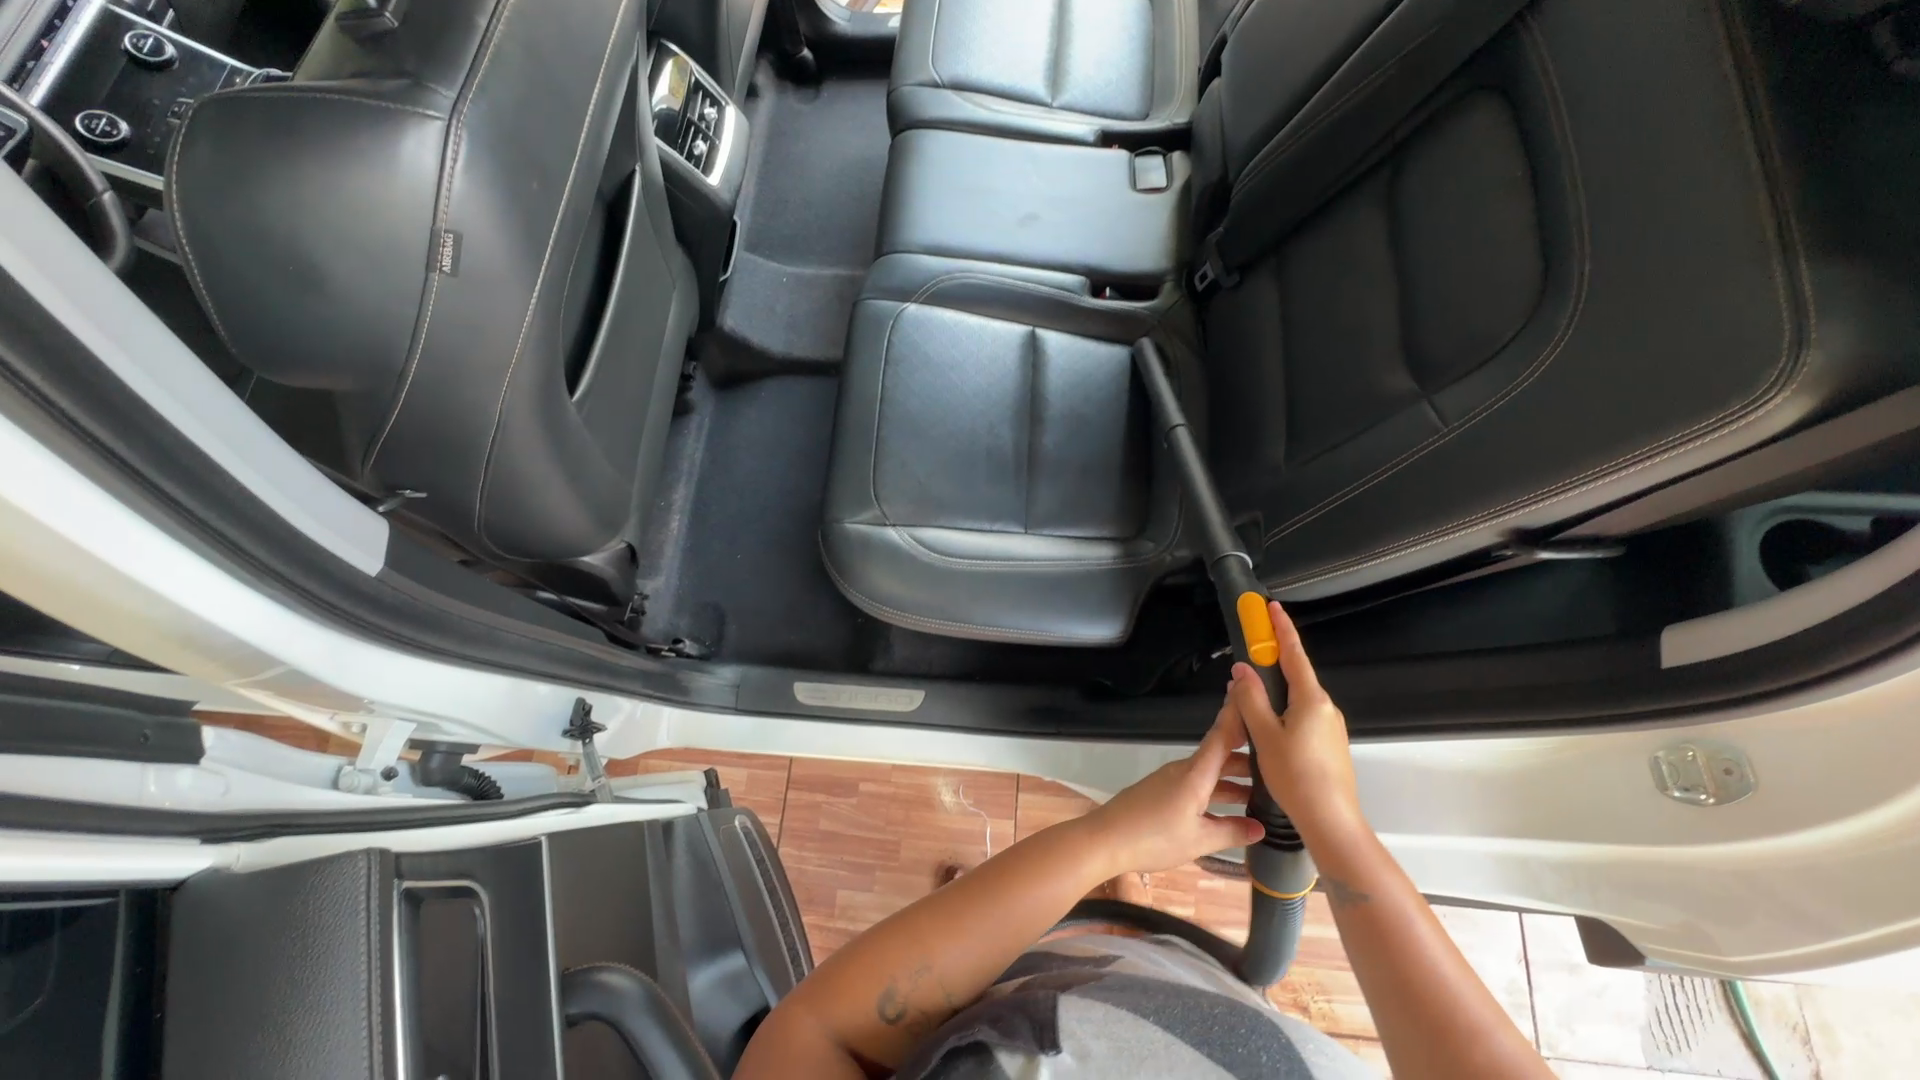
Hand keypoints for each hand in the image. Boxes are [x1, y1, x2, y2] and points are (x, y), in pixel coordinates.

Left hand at [1080, 704, 1265, 875]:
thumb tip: (1260, 827)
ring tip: (1263, 791)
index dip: (1237, 715)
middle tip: (1279, 761)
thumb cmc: (1153, 836)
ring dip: (1233, 780)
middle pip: (1220, 756)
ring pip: (1209, 774)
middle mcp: (1184, 770)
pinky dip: (1216, 791)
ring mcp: (1171, 781)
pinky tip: (1230, 810)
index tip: (1251, 692)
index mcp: (1195, 774)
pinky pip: (1197, 785)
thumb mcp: (1198, 840)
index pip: (1222, 736)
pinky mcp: (1162, 793)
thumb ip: (1231, 832)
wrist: (1105, 840)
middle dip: (1248, 758)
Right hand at [1227, 601, 1362, 843]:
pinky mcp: (1329, 745)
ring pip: (1296, 701)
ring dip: (1274, 696)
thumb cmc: (1298, 777)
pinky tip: (1266, 734)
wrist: (1331, 821)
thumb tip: (1242, 671)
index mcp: (1311, 699)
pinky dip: (1282, 715)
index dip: (1280, 628)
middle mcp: (1325, 708)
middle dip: (1271, 665)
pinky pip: (1301, 718)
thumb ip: (1251, 700)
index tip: (1271, 608)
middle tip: (1248, 658)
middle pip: (1294, 676)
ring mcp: (1330, 728)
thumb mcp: (1265, 736)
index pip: (1293, 653)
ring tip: (1248, 707)